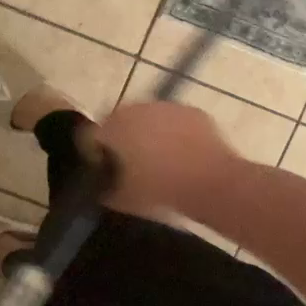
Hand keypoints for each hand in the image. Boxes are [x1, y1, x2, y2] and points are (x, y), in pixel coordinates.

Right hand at [93, 100, 242, 215]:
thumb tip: (101, 186)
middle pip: (120, 121)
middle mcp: (136, 109)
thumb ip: (105, 189)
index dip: (97, 153)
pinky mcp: (192, 111)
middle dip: (123, 138)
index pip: (92, 135)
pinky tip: (184, 154)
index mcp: (113, 127)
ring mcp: (167, 107)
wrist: (212, 185)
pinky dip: (175, 132)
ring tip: (160, 159)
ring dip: (150, 133)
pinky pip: (175, 120)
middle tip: (132, 164)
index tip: (104, 170)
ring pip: (149, 118)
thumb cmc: (161, 191)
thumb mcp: (123, 199)